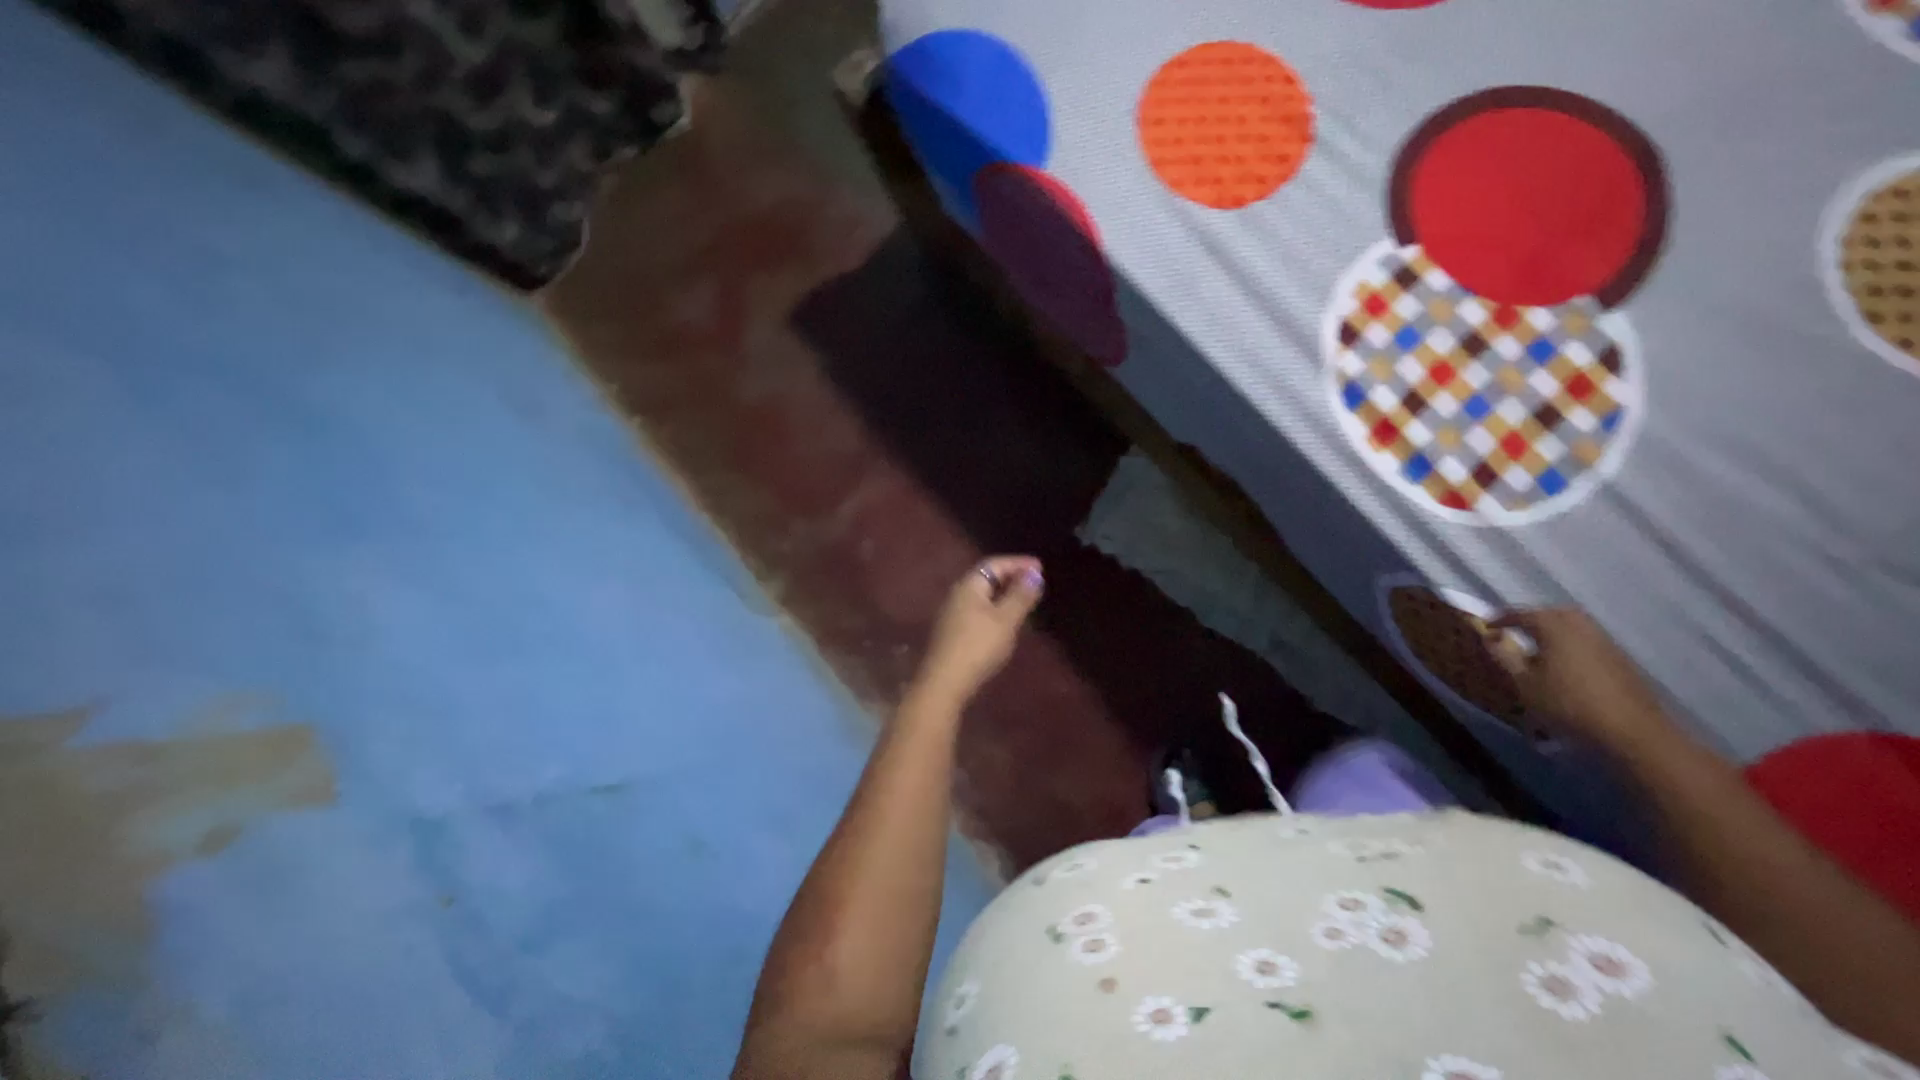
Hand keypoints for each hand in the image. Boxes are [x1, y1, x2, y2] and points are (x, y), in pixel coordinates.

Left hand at [915, 556, 1044, 699]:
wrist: (945, 682)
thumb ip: (1021, 596)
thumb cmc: (978, 646)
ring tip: (1024, 599)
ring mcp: (952, 614)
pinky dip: (995, 608)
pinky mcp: (953, 632)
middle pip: (986, 578)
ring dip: (1003, 594)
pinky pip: (978, 610)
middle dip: (1011, 577)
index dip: (1018, 563)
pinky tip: (1005, 621)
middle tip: (1034, 581)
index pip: (994, 564)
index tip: (1040, 567)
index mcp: (969, 586)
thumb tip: (1034, 574)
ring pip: (982, 596)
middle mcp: (957, 594)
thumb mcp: (1006, 620)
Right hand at [1489, 607, 1674, 748]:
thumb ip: (1504, 656)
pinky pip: (1588, 639)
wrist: (1629, 728)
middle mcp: (1581, 626)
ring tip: (1540, 646)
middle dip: (1532, 618)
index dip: (1502, 619)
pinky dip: (1572, 642)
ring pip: (1573, 624)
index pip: (1522, 614)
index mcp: (1555, 627)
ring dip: (1554, 630)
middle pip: (1552, 613)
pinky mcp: (1620, 656)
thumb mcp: (1525, 683)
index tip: (1487, 626)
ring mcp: (1604, 640)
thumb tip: (1489, 636)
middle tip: (1516, 630)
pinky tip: (1567, 662)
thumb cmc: (1567, 703)